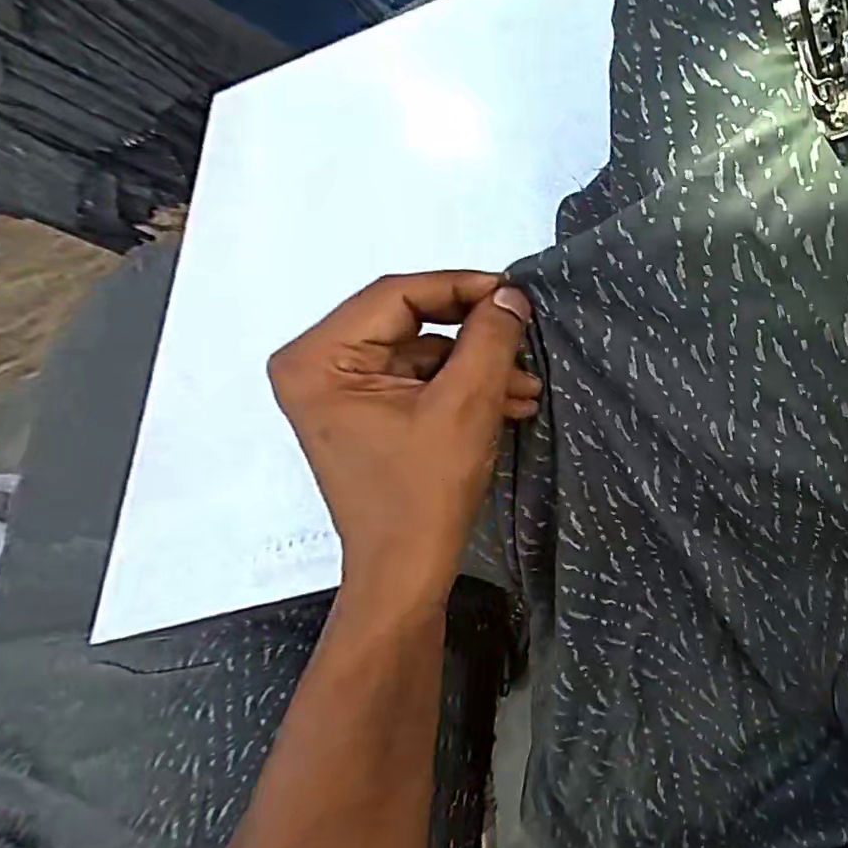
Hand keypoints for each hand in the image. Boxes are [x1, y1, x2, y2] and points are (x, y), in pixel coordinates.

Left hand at [268, 271, 539, 602]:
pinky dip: (470, 389)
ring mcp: (346, 392)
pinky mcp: (373, 413)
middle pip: (413, 324)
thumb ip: (490, 341)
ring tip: (528, 389)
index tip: (517, 294)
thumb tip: (511, 295)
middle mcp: (321, 367)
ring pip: (428, 354)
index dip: (462, 287)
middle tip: (527, 340)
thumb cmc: (426, 486)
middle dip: (478, 336)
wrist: (410, 561)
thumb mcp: (466, 404)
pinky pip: (428, 382)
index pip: (397, 295)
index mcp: (320, 358)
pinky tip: (511, 403)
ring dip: (482, 367)